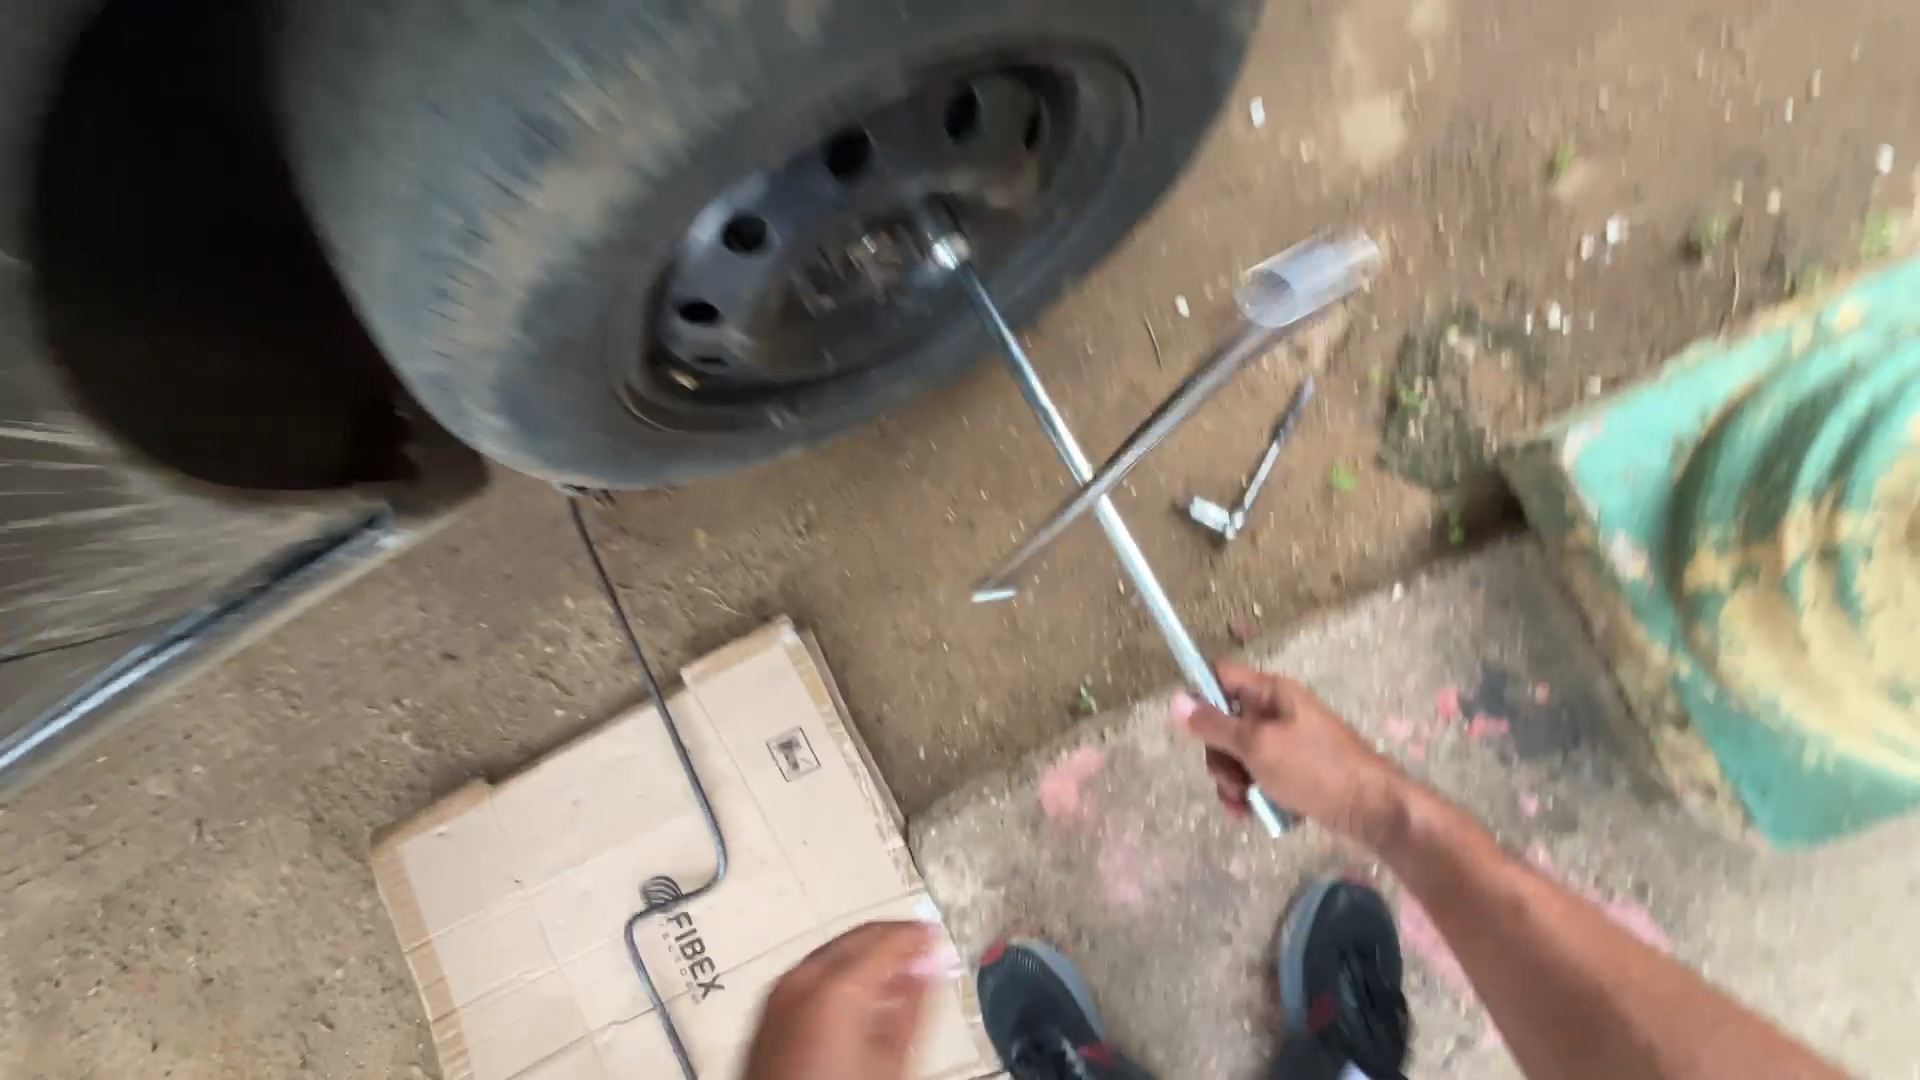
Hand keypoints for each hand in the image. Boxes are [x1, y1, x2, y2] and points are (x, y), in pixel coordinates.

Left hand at [742, 921, 937, 1079]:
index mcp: (837, 985)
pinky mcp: (768, 1009)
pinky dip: (839, 976)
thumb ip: (914, 1005)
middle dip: (893, 942)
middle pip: (860, 938)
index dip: (919, 933)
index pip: (889, 935)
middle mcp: (804, 978)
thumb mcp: (889, 1062)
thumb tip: (927, 972)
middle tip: (920, 954)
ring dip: (867, 958)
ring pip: (835, 953)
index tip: (933, 937)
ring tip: (895, 980)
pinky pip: (812, 975)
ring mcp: (780, 993)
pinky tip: (860, 999)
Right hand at [1171, 663, 1409, 848]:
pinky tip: (1250, 812)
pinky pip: (1257, 773)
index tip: (1193, 726)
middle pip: (1224, 720)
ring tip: (1241, 803)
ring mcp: (1286, 742)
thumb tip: (1174, 699)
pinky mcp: (1294, 770)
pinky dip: (1250, 791)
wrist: (1376, 812)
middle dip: (1218, 754)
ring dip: (1231, 779)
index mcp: (1271, 693)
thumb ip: (1213, 725)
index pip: (1221, 675)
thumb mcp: (1257, 746)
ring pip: (1238, 752)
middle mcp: (1276, 711)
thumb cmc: (1316, 769)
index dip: (1202, 694)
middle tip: (1230, 778)